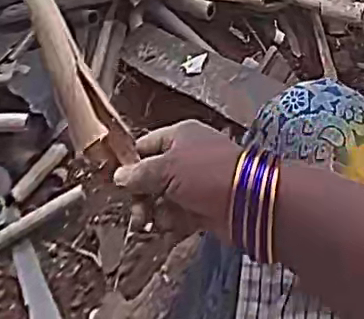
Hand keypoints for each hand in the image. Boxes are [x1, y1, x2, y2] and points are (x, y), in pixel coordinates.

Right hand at [113, 121, 242, 240]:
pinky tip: (167, 228)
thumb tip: (118, 176)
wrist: (246, 201)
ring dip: (155, 211)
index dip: (131, 164)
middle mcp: (185, 156)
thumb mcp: (168, 168)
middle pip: (152, 175)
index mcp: (178, 136)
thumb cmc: (205, 173)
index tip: (117, 184)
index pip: (146, 146)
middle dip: (142, 195)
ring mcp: (195, 183)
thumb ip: (141, 174)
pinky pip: (177, 214)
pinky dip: (170, 222)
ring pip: (163, 197)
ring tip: (153, 223)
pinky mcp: (202, 206)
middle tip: (138, 213)